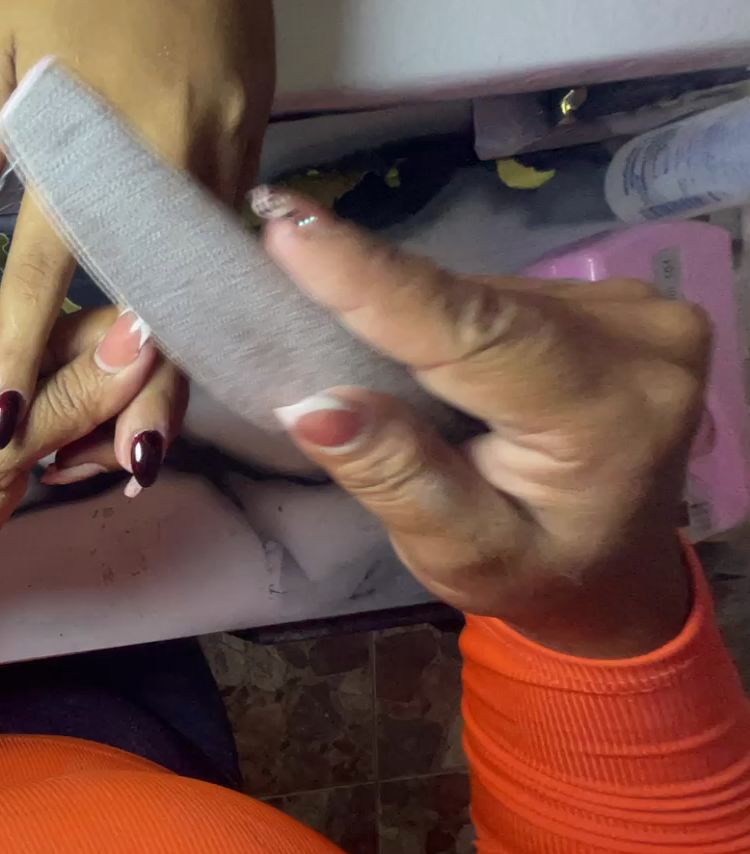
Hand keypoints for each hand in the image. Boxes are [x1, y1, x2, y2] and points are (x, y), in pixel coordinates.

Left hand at [0, 0, 274, 486]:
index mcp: (84, 145)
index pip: (40, 277)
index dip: (20, 354)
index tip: (4, 421)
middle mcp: (161, 159)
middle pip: (144, 299)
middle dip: (138, 389)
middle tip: (131, 463)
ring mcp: (222, 146)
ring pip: (202, 279)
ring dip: (189, 360)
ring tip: (169, 428)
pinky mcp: (257, 130)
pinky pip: (233, 236)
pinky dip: (219, 298)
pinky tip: (212, 347)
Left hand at [0, 307, 161, 633]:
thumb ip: (66, 400)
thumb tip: (145, 336)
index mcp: (19, 347)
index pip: (120, 329)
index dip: (149, 379)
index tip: (139, 443)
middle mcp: (38, 359)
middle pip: (134, 361)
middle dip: (140, 416)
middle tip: (120, 471)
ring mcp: (44, 394)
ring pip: (123, 397)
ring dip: (117, 440)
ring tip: (70, 475)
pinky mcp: (49, 428)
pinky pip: (101, 426)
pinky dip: (100, 454)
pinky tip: (66, 477)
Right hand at [258, 188, 709, 658]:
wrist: (610, 570)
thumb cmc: (528, 570)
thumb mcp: (454, 548)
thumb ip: (393, 477)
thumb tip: (313, 406)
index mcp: (605, 411)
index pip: (470, 332)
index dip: (371, 281)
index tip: (290, 231)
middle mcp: (635, 338)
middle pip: (461, 301)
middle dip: (358, 284)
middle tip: (269, 246)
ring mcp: (625, 311)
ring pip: (465, 293)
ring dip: (384, 302)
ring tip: (316, 311)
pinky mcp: (599, 306)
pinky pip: (478, 296)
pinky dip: (415, 311)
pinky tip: (384, 331)